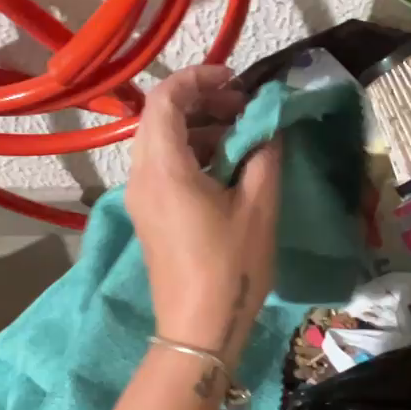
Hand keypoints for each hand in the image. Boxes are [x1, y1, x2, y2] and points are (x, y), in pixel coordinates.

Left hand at [126, 65, 281, 360]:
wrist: (198, 331)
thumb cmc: (230, 267)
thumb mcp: (259, 206)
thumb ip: (264, 154)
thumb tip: (269, 125)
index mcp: (163, 168)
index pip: (165, 98)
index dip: (199, 78)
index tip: (237, 82)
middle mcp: (141, 176)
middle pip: (160, 116)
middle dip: (202, 100)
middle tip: (244, 106)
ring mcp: (141, 197)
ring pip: (161, 140)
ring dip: (200, 126)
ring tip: (243, 134)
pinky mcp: (150, 213)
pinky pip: (164, 165)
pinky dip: (193, 151)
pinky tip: (228, 164)